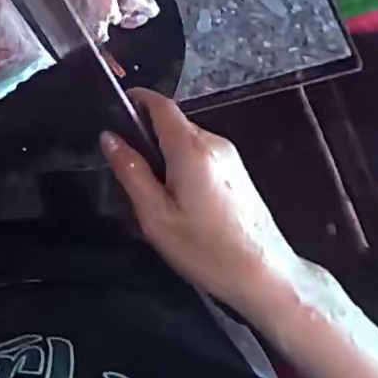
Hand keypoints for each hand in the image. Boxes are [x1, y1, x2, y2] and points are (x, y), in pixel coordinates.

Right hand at [102, 88, 345, 321]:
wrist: (268, 279)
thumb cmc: (209, 251)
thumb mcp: (156, 216)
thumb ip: (131, 171)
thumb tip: (109, 138)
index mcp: (191, 149)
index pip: (161, 104)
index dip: (137, 98)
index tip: (118, 105)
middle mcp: (213, 143)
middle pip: (173, 123)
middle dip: (148, 135)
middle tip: (130, 167)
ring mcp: (229, 156)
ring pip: (187, 140)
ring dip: (166, 152)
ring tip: (156, 192)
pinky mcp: (238, 172)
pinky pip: (201, 154)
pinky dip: (183, 164)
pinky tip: (181, 201)